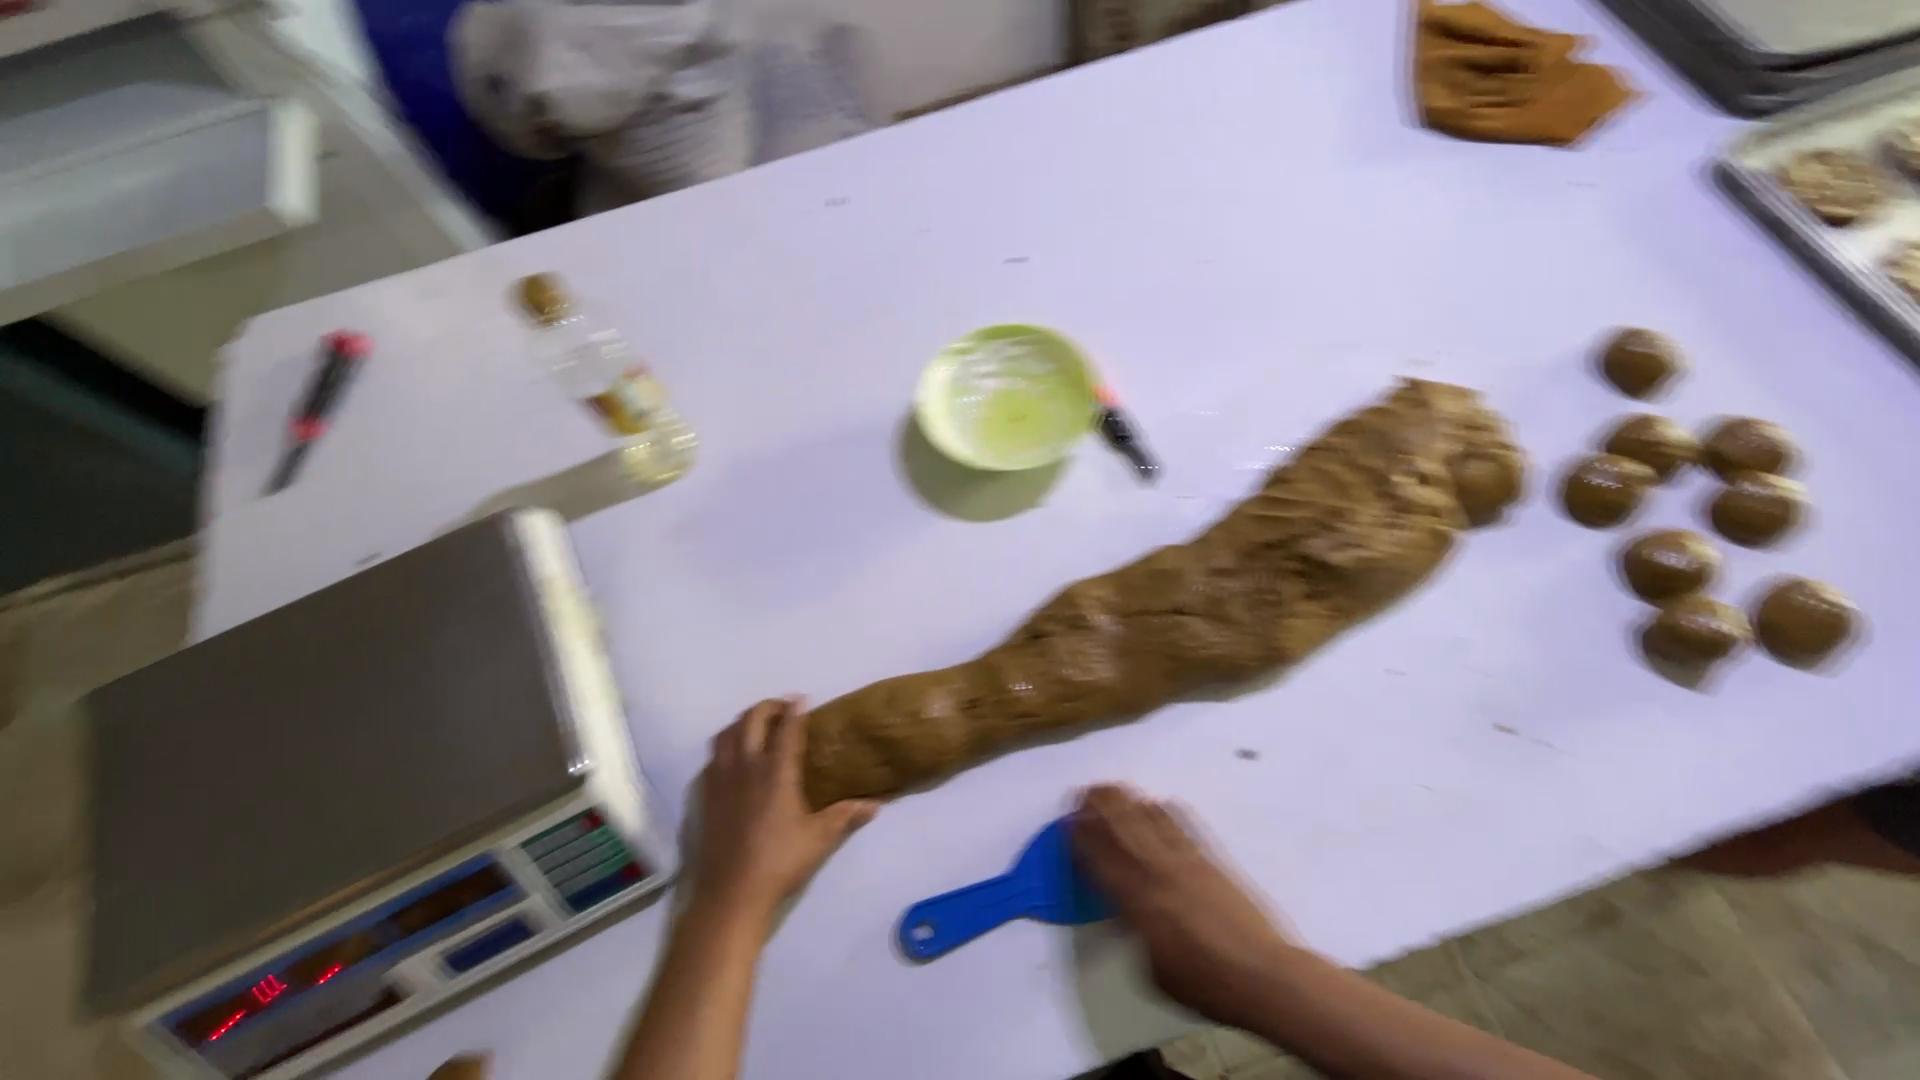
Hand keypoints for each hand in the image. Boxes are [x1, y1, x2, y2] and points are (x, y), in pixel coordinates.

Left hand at [692, 698, 880, 919]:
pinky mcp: (706, 795)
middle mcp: (747, 766)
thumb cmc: (779, 862)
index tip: (802, 699)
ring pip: (726, 734)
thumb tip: (876, 804)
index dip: (795, 710)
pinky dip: (725, 746)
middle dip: (767, 707)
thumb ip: (846, 816)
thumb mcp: (820, 839)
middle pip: (751, 720)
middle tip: (782, 709)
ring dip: (742, 722)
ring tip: (756, 727)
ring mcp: (721, 779)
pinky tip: (733, 759)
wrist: (731, 893)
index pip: (787, 728)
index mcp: (777, 771)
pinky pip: (713, 757)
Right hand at [1072, 784, 1293, 1030]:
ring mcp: (1187, 862)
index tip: (1068, 821)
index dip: (1082, 838)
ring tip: (1112, 787)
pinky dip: (1168, 812)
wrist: (1263, 975)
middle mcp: (1158, 874)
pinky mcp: (1212, 861)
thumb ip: (1134, 934)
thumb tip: (1124, 916)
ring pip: (1151, 821)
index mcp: (1138, 902)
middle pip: (1123, 830)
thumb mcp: (1153, 969)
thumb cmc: (1204, 983)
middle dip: (1100, 808)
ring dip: (1128, 801)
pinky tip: (1158, 802)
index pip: (1101, 861)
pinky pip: (1184, 827)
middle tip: (1084, 792)